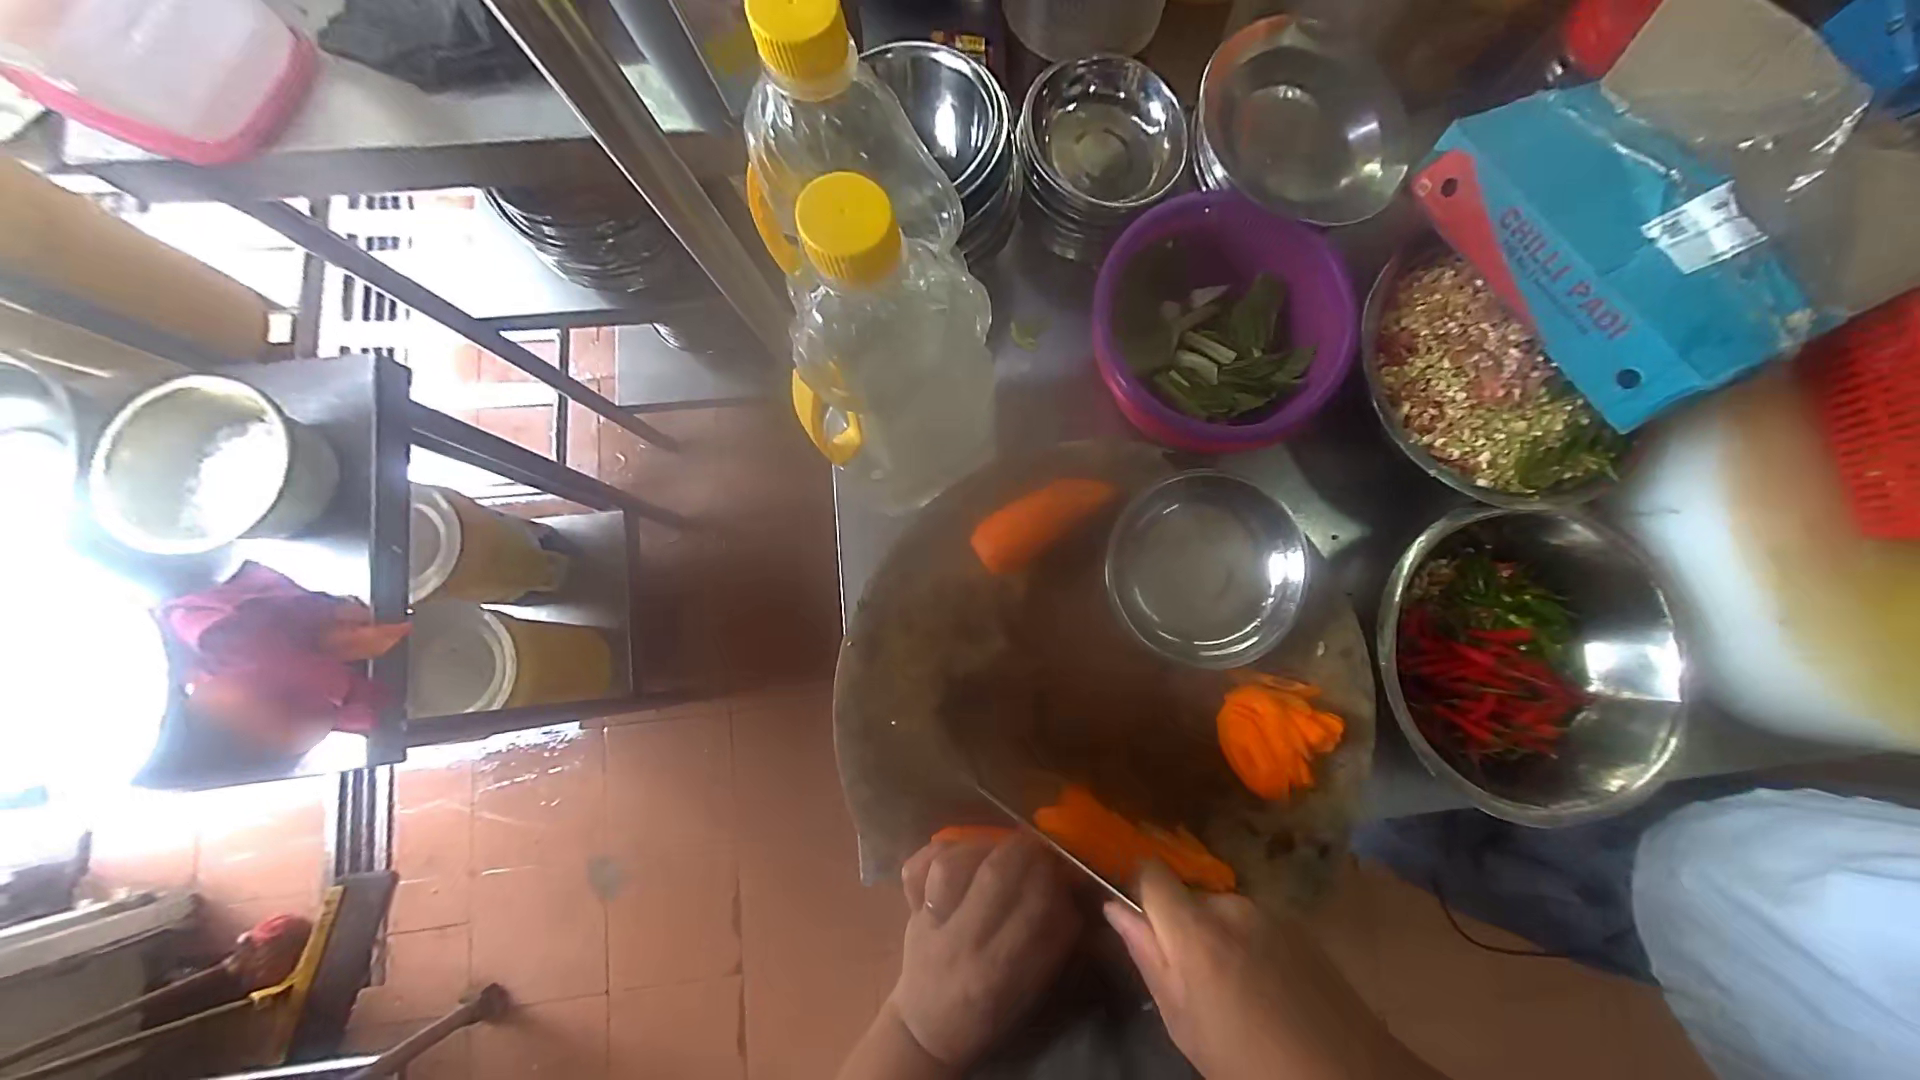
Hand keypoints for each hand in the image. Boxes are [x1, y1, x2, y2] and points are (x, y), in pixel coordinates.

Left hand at [887, 833, 1081, 1068]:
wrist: (927, 1031)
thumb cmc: (990, 1012)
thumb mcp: (1029, 991)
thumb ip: (1052, 943)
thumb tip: (1072, 892)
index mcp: (997, 975)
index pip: (1034, 913)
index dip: (1055, 884)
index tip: (1066, 870)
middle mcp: (961, 946)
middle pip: (993, 878)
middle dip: (1024, 852)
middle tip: (1039, 845)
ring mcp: (929, 926)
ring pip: (950, 866)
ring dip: (981, 847)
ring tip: (1000, 847)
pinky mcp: (909, 911)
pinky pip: (916, 868)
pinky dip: (935, 851)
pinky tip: (960, 851)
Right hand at [1104, 861, 1447, 1079]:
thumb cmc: (1251, 1066)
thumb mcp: (1183, 1022)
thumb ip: (1146, 956)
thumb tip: (1114, 908)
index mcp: (1194, 930)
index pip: (1150, 871)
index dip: (1140, 890)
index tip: (1144, 925)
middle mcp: (1228, 905)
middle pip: (1187, 894)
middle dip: (1182, 924)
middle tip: (1197, 980)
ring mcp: (1268, 911)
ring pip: (1221, 909)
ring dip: (1218, 935)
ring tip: (1239, 992)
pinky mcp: (1297, 924)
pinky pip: (1254, 921)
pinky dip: (1249, 943)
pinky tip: (1270, 990)